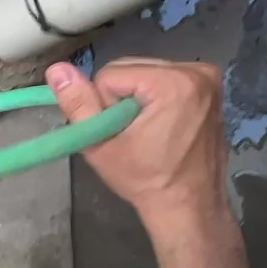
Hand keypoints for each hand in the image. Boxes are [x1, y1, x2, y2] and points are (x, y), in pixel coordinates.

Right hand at [46, 57, 229, 231]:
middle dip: (117, 97)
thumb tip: (56, 69)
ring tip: (142, 129)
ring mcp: (207, 76)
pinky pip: (161, 77)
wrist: (187, 199)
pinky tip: (157, 122)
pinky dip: (150, 95)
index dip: (101, 105)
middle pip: (128, 68)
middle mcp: (196, 70)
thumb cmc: (143, 177)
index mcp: (172, 83)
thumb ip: (78, 104)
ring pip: (142, 72)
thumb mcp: (100, 143)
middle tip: (127, 132)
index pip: (109, 75)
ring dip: (132, 97)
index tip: (116, 132)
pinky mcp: (210, 84)